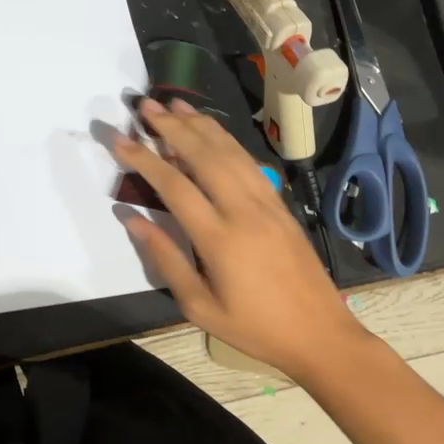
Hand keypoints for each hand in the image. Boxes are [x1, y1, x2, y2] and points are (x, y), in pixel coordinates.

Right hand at [112, 98, 370, 380]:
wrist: (324, 339)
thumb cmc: (255, 328)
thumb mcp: (199, 306)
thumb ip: (165, 259)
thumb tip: (131, 218)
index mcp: (219, 239)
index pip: (174, 185)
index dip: (144, 158)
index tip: (119, 139)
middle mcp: (244, 212)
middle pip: (203, 156)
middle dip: (171, 127)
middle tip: (145, 104)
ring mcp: (266, 206)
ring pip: (229, 152)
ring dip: (199, 124)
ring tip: (174, 104)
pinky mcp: (281, 206)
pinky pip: (249, 163)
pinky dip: (226, 140)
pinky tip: (211, 129)